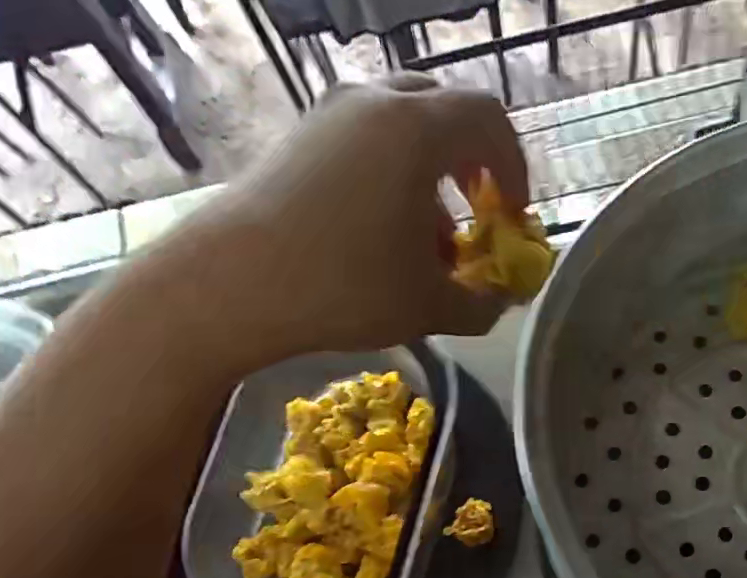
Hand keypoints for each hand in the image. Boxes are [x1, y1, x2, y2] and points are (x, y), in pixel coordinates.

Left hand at [203, 75, 529, 353]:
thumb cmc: (344, 287)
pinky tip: (376, 233)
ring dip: (425, 176)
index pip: (489, 120)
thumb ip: (478, 305)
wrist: (233, 283)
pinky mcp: (296, 140)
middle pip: (442, 113)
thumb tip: (498, 304)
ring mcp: (328, 115)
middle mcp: (373, 102)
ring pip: (398, 129)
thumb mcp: (427, 306)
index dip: (512, 168)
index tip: (512, 215)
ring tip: (424, 239)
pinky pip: (360, 143)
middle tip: (473, 212)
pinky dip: (385, 177)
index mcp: (417, 126)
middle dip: (469, 165)